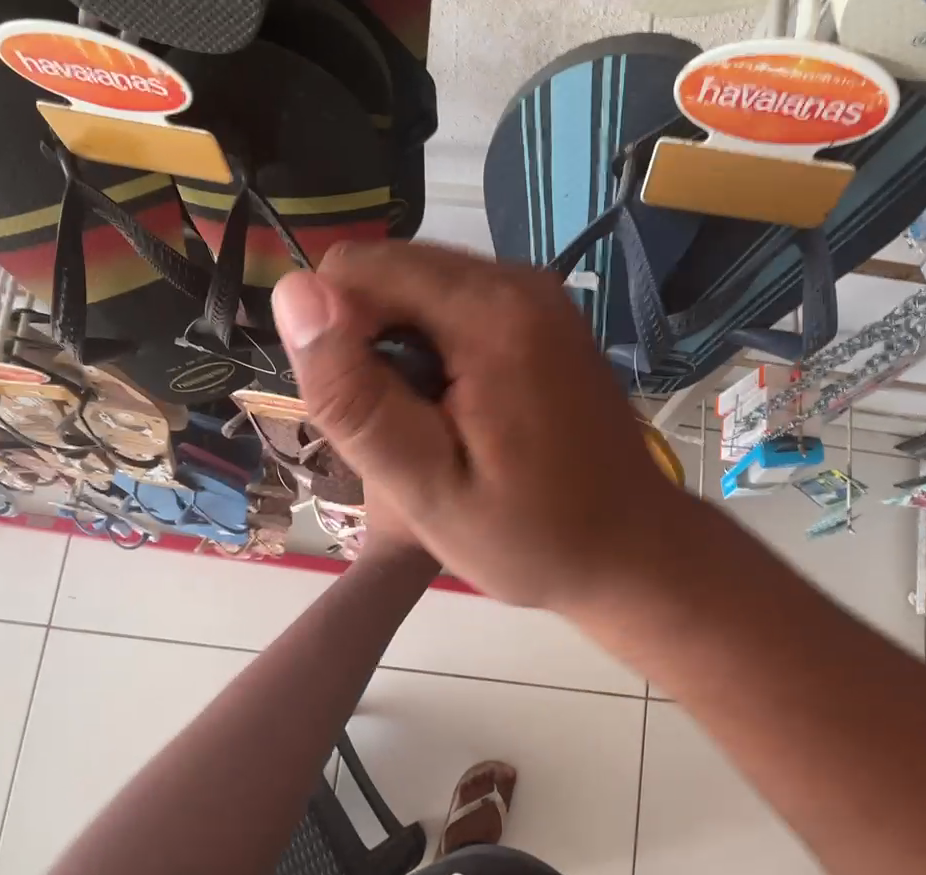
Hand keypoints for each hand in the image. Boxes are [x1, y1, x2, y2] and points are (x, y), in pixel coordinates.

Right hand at [271, 242, 696, 609]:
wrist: (634, 553)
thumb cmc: (533, 537)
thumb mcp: (426, 487)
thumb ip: (355, 396)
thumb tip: (291, 292)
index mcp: (490, 314)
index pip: (356, 270)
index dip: (334, 340)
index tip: (365, 417)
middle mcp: (519, 282)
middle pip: (389, 274)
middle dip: (367, 346)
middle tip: (401, 435)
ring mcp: (538, 298)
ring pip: (419, 292)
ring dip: (400, 354)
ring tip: (430, 432)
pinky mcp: (545, 320)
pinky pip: (457, 310)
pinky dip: (436, 355)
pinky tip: (457, 417)